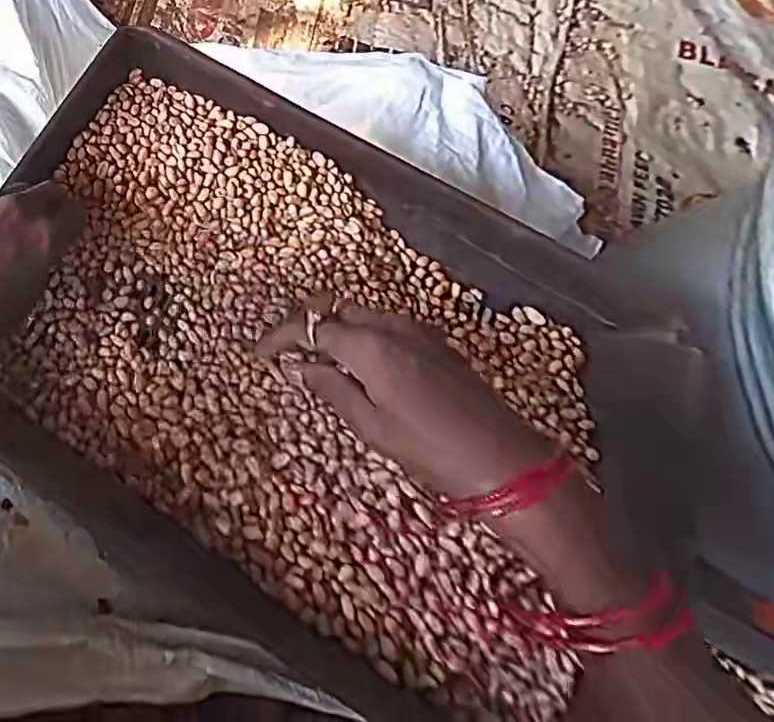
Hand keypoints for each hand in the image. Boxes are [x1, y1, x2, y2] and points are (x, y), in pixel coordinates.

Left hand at [0, 182, 82, 383]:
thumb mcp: (25, 301)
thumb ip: (39, 265)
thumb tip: (40, 256)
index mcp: (42, 236)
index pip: (74, 213)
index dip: (73, 226)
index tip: (71, 234)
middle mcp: (14, 212)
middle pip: (48, 190)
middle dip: (53, 206)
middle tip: (52, 226)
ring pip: (15, 194)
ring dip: (21, 209)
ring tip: (14, 238)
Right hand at [256, 301, 551, 498]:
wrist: (511, 464)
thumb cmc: (432, 450)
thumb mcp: (370, 425)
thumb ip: (329, 387)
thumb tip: (298, 366)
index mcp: (369, 346)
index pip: (310, 328)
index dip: (280, 338)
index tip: (262, 353)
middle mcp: (391, 326)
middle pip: (334, 309)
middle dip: (306, 326)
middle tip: (288, 354)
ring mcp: (417, 331)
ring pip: (359, 315)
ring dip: (333, 330)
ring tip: (319, 363)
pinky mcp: (434, 343)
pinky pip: (383, 326)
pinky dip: (359, 336)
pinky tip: (357, 367)